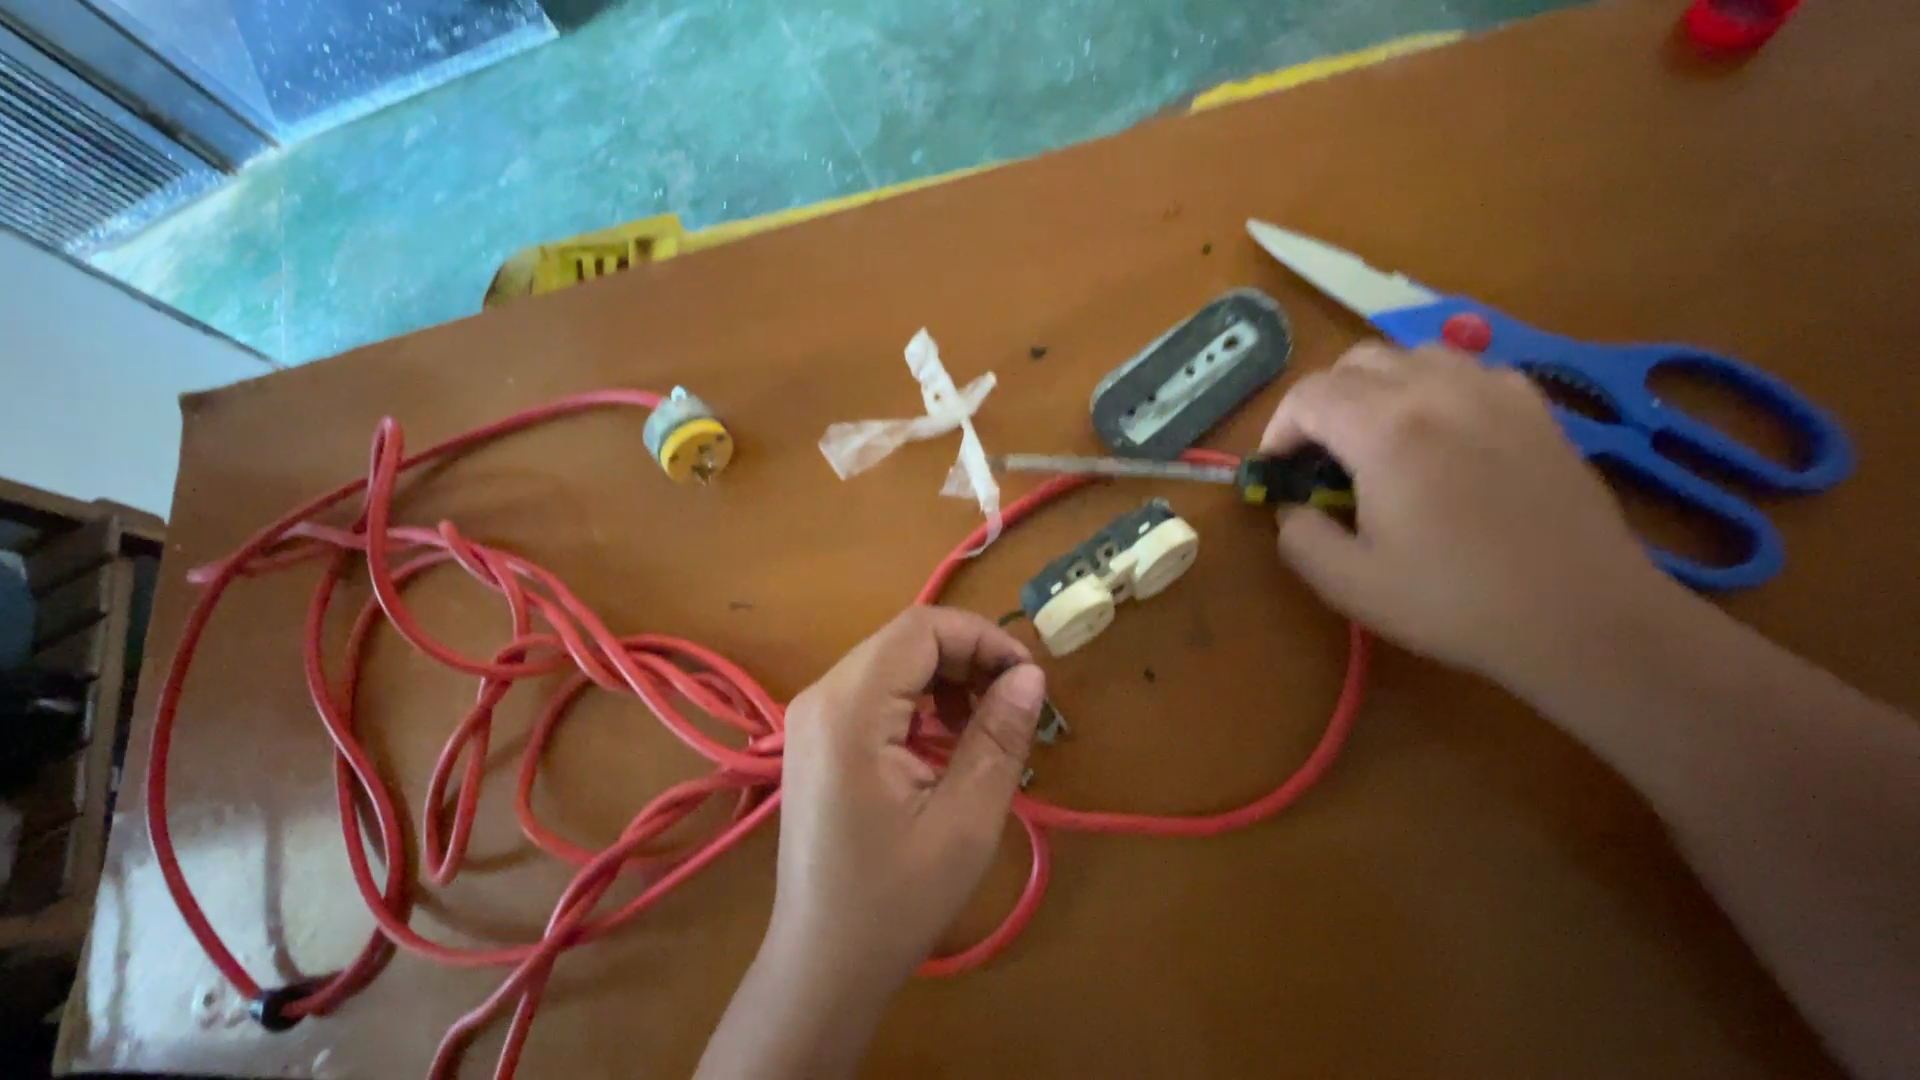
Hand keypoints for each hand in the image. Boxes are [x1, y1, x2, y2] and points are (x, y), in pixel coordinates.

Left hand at [766, 606, 1046, 996]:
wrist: (823, 962)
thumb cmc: (895, 899)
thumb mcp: (966, 820)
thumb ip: (999, 737)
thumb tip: (1031, 675)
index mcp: (849, 709)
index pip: (921, 628)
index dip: (982, 638)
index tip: (1028, 678)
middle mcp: (821, 696)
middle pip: (905, 640)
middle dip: (967, 658)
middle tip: (1013, 704)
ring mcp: (812, 717)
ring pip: (892, 662)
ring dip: (946, 679)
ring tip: (984, 727)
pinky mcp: (817, 738)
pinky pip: (875, 693)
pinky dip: (920, 702)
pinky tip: (945, 744)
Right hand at [1262, 342, 1678, 683]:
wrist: (1582, 614)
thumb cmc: (1455, 601)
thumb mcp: (1349, 584)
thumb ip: (1298, 536)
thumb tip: (1292, 506)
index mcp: (1385, 430)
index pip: (1308, 396)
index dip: (1278, 428)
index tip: (1277, 469)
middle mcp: (1437, 390)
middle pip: (1355, 363)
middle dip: (1321, 403)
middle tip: (1319, 455)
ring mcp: (1494, 391)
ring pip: (1411, 354)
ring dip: (1374, 387)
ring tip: (1373, 437)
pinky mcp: (1535, 407)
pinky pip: (1466, 370)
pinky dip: (1432, 388)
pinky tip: (1439, 433)